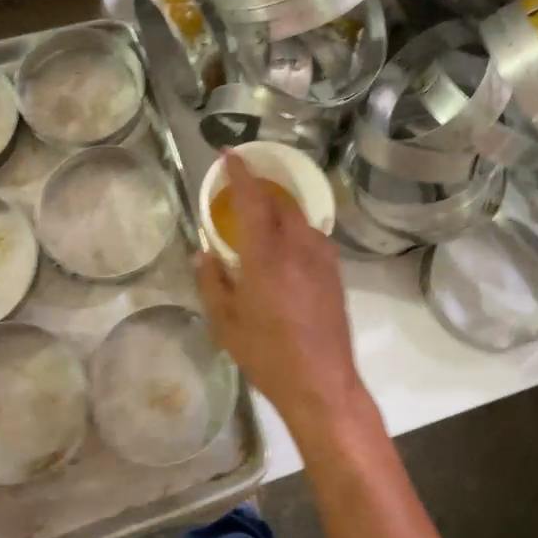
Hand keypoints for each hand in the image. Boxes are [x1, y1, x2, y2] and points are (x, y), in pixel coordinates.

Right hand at [195, 153, 369, 434]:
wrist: (322, 384)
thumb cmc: (267, 355)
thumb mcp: (226, 323)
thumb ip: (212, 281)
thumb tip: (202, 252)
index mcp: (266, 255)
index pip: (253, 199)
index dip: (240, 173)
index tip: (229, 154)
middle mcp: (298, 247)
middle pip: (281, 202)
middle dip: (261, 187)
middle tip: (241, 186)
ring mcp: (322, 260)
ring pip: (301, 219)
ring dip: (281, 209)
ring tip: (263, 216)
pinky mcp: (336, 274)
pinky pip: (314, 237)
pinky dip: (296, 230)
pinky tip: (286, 248)